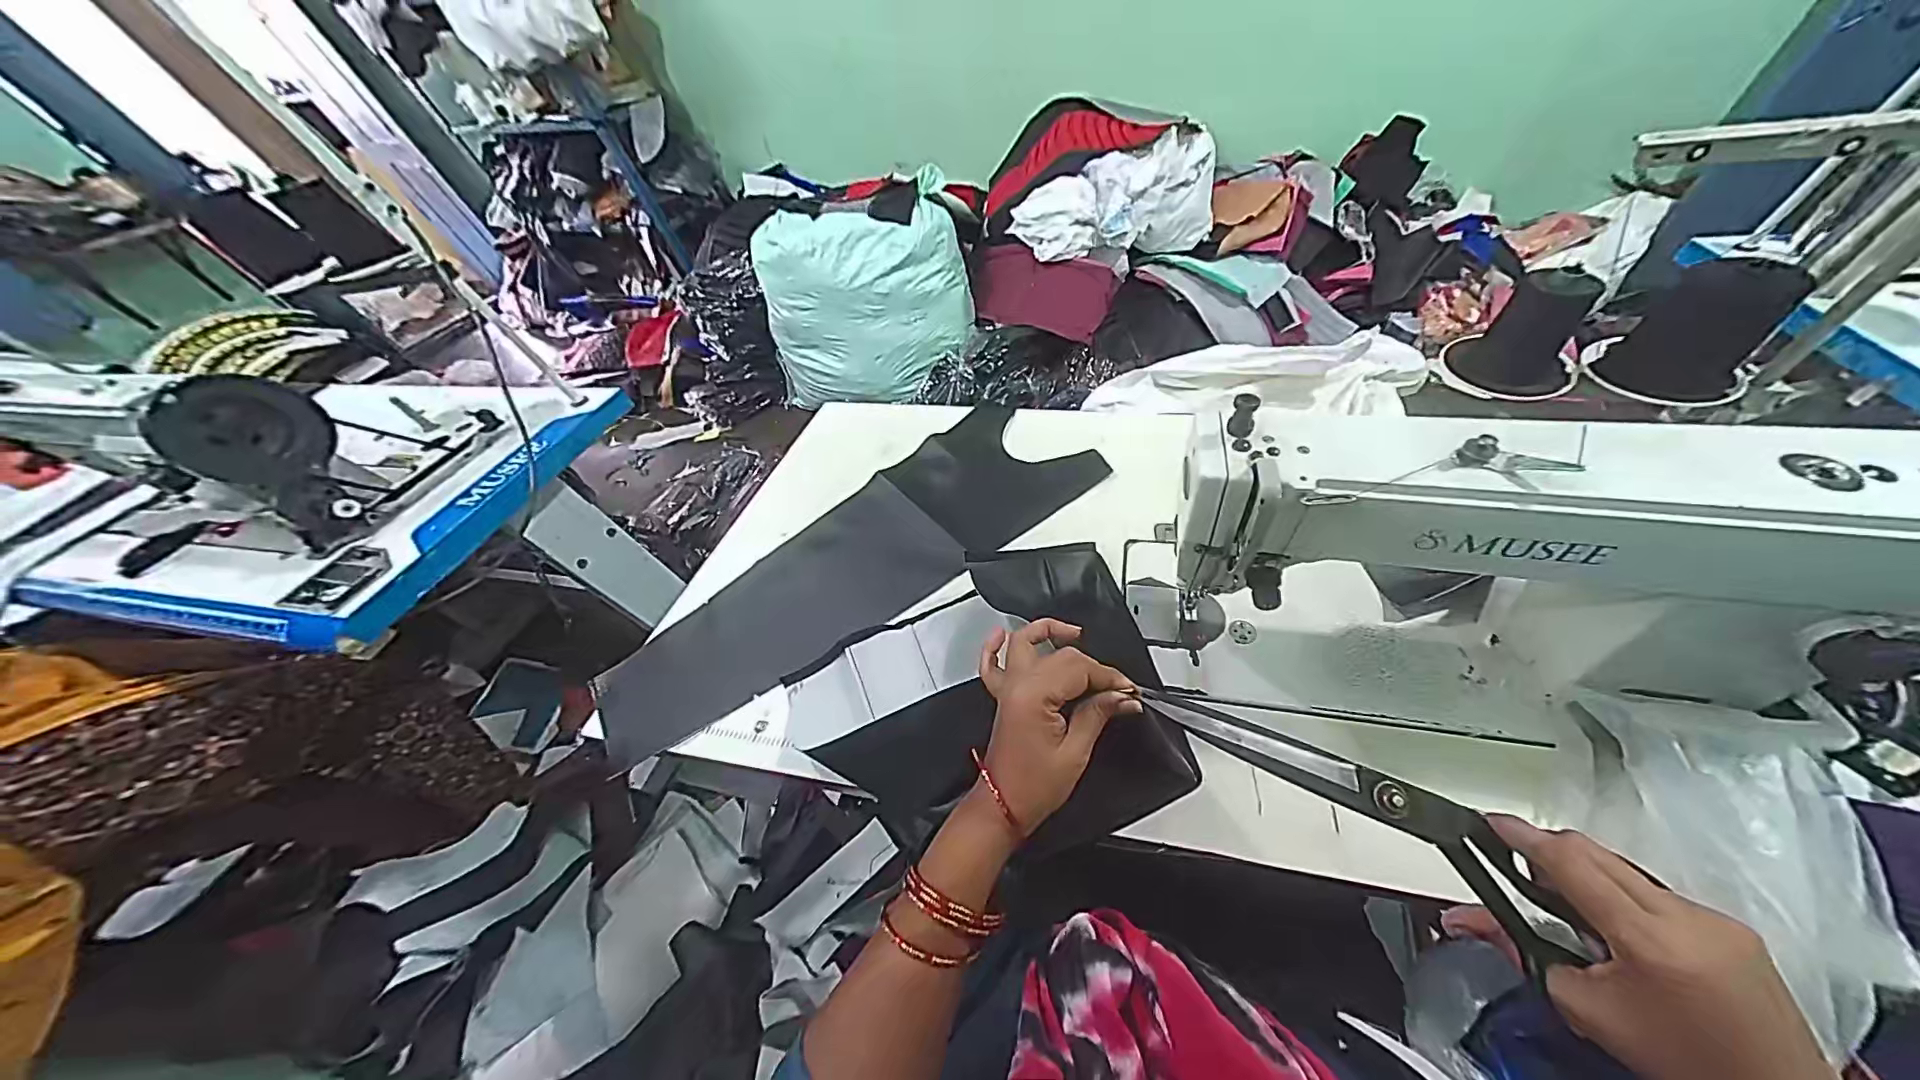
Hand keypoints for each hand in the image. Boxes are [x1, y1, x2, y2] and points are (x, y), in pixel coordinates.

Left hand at [975, 619, 1142, 834]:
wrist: (1003, 805)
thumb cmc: (1033, 787)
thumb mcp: (1075, 752)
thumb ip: (1097, 714)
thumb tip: (1121, 696)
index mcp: (1034, 695)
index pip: (1079, 668)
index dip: (1109, 677)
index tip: (1128, 691)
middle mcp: (1017, 685)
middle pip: (1060, 655)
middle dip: (1093, 666)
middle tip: (1117, 688)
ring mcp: (1007, 689)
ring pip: (1023, 643)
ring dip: (1046, 632)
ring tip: (1073, 632)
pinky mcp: (1003, 697)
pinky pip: (991, 664)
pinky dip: (994, 647)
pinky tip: (1002, 635)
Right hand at [1445, 817, 1834, 1079]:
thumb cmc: (1686, 1062)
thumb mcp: (1587, 1010)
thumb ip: (1525, 954)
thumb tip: (1475, 920)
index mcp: (1651, 939)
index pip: (1571, 861)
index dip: (1524, 836)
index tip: (1492, 823)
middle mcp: (1690, 918)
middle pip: (1596, 853)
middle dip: (1549, 851)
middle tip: (1519, 868)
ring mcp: (1718, 920)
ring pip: (1625, 869)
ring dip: (1586, 874)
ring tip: (1571, 910)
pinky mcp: (1735, 928)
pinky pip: (1658, 890)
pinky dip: (1624, 895)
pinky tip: (1619, 930)